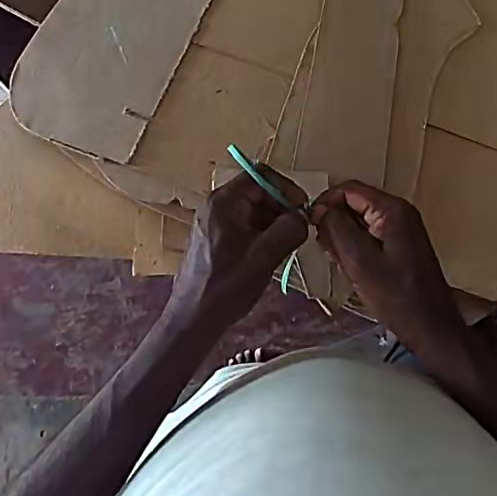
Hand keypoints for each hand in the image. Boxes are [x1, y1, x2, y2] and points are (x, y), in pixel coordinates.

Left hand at [166, 167, 307, 337]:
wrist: (193, 319)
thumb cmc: (227, 285)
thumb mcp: (264, 256)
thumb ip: (289, 230)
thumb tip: (303, 216)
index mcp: (224, 201)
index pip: (260, 175)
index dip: (285, 188)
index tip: (303, 208)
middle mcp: (216, 204)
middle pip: (257, 191)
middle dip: (281, 207)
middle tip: (298, 230)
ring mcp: (214, 221)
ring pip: (252, 209)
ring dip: (273, 222)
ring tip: (286, 245)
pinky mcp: (215, 237)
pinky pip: (244, 224)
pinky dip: (261, 233)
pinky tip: (270, 253)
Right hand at [312, 182, 469, 359]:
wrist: (432, 329)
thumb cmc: (397, 298)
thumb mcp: (359, 261)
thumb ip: (337, 228)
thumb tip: (320, 209)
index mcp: (392, 209)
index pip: (348, 189)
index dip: (325, 203)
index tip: (312, 224)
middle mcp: (400, 211)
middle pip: (355, 202)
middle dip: (335, 221)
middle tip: (325, 247)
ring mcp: (403, 226)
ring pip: (361, 218)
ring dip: (344, 235)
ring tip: (338, 259)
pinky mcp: (403, 242)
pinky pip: (371, 232)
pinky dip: (357, 244)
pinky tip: (351, 265)